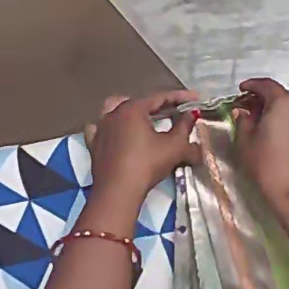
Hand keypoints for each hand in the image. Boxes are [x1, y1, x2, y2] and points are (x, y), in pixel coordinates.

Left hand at [84, 90, 199, 203]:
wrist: (118, 191)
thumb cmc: (147, 164)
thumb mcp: (174, 146)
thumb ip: (184, 127)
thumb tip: (191, 115)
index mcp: (133, 109)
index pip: (160, 97)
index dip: (180, 97)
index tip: (196, 99)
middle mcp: (114, 113)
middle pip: (138, 102)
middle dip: (158, 105)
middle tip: (175, 111)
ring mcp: (100, 128)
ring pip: (114, 109)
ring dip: (130, 110)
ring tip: (143, 117)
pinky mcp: (93, 144)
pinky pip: (100, 128)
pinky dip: (110, 127)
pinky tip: (116, 132)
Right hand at [234, 77, 288, 219]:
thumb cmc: (267, 165)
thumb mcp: (246, 142)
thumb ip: (243, 121)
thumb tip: (244, 112)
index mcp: (283, 102)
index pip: (266, 85)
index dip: (251, 85)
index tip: (240, 90)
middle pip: (279, 95)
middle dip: (262, 98)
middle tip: (246, 107)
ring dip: (274, 110)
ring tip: (258, 121)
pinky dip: (284, 119)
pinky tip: (273, 132)